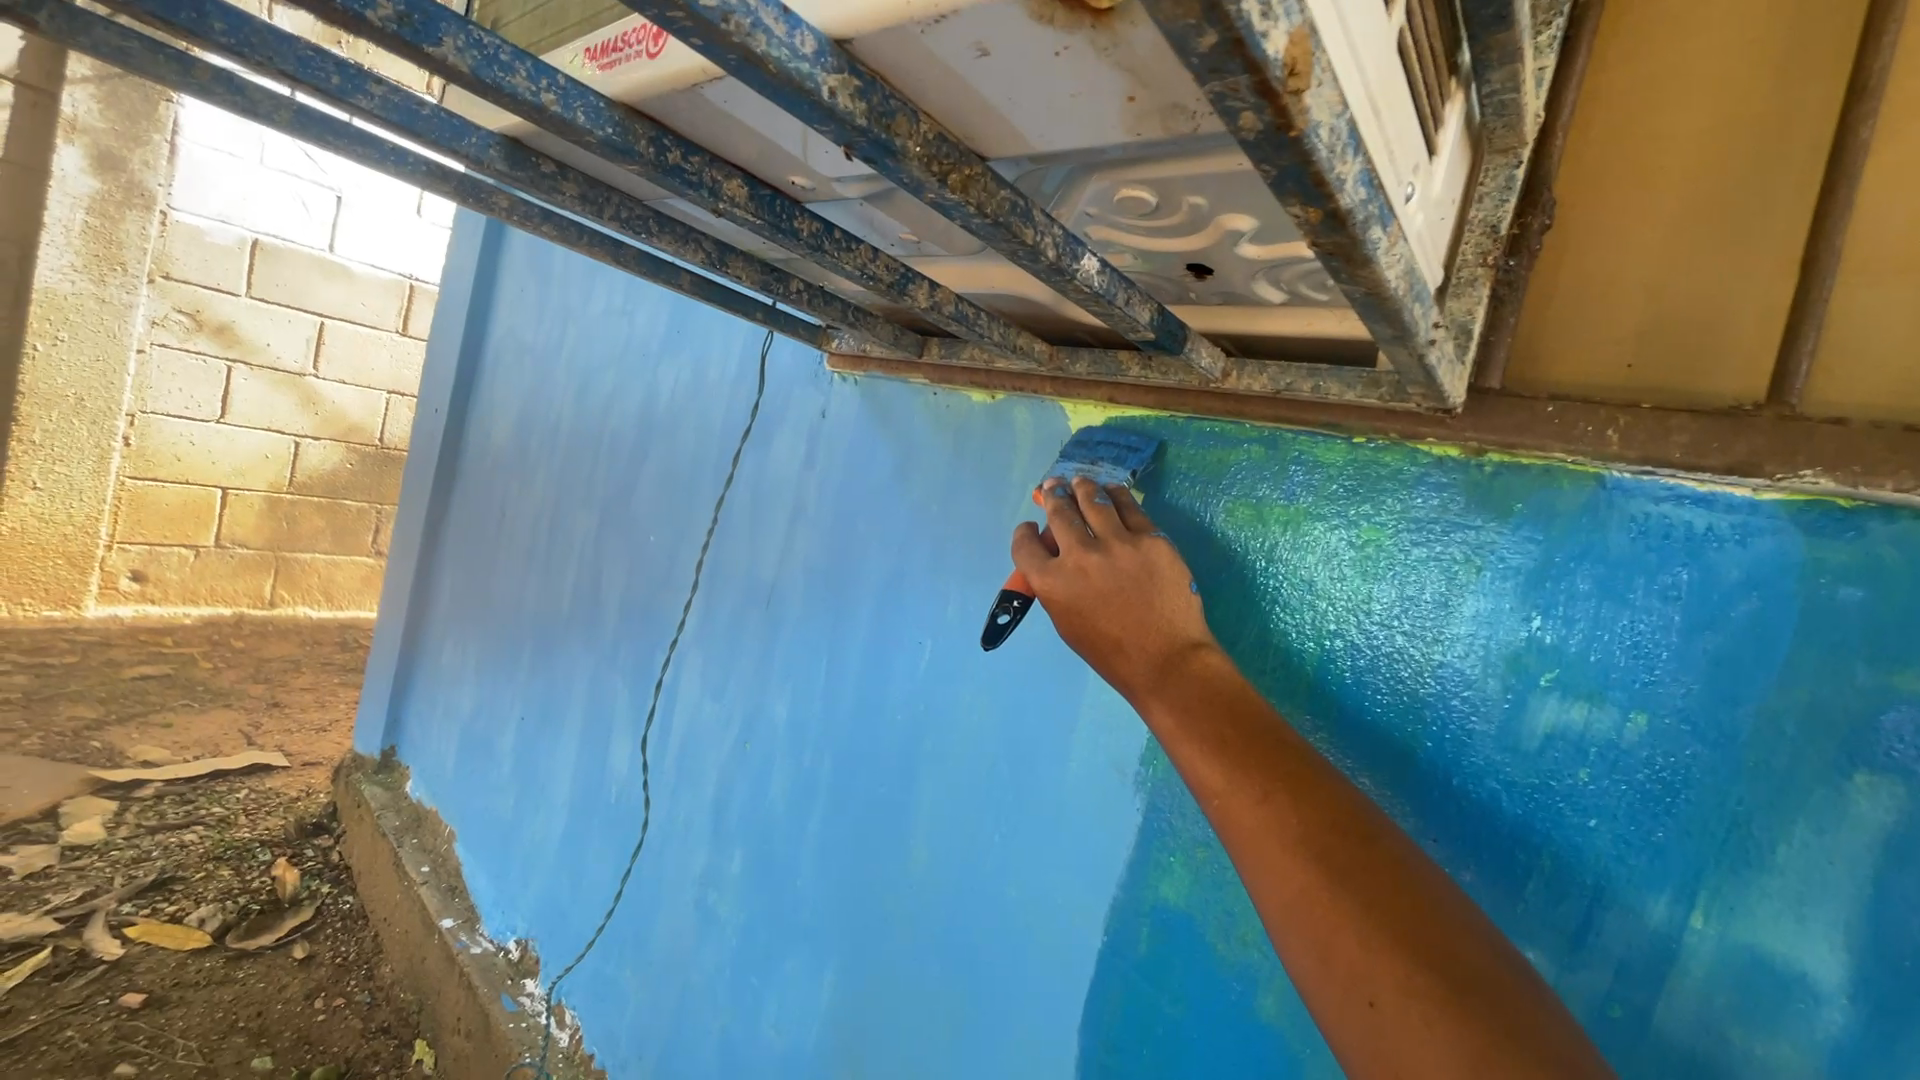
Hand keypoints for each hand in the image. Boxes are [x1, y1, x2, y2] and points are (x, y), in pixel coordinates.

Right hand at [1011, 475, 1219, 703]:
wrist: (1166, 659)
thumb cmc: (1111, 652)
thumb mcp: (1067, 623)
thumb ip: (1056, 587)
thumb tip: (1058, 558)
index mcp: (1052, 582)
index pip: (1025, 545)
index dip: (1025, 533)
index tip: (1030, 528)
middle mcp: (1079, 555)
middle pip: (1060, 513)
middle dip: (1053, 496)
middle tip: (1053, 487)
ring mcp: (1117, 543)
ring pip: (1093, 499)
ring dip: (1082, 487)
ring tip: (1079, 482)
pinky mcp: (1150, 538)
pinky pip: (1129, 506)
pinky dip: (1116, 495)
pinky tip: (1112, 491)